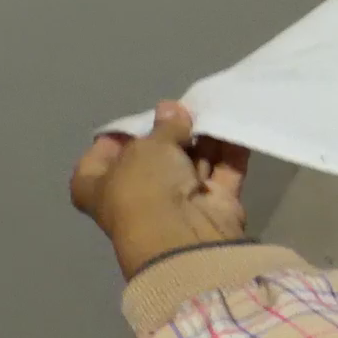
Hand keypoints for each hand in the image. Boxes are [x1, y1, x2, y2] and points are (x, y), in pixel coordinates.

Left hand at [71, 102, 248, 277]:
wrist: (184, 230)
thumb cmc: (145, 187)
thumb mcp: (148, 147)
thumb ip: (165, 126)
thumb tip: (172, 107)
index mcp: (99, 182)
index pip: (107, 150)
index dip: (127, 131)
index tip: (150, 114)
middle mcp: (137, 190)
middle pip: (157, 155)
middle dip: (174, 133)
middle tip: (191, 109)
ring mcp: (179, 197)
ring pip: (194, 161)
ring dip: (205, 140)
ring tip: (217, 113)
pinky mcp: (215, 200)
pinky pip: (225, 171)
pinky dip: (232, 152)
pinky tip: (238, 129)